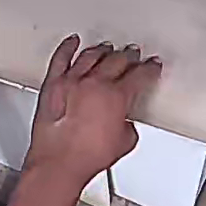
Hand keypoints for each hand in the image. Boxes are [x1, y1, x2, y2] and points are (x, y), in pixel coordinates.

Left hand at [24, 36, 160, 186]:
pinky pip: (61, 58)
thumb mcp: (124, 143)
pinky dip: (68, 47)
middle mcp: (96, 82)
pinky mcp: (53, 84)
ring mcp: (73, 81)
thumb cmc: (87, 156)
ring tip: (109, 48)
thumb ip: (128, 125)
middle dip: (129, 56)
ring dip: (104, 50)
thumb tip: (124, 123)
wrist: (59, 163)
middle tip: (134, 54)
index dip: (150, 68)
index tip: (152, 65)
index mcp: (117, 95)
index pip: (140, 74)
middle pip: (117, 59)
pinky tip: (73, 42)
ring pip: (92, 55)